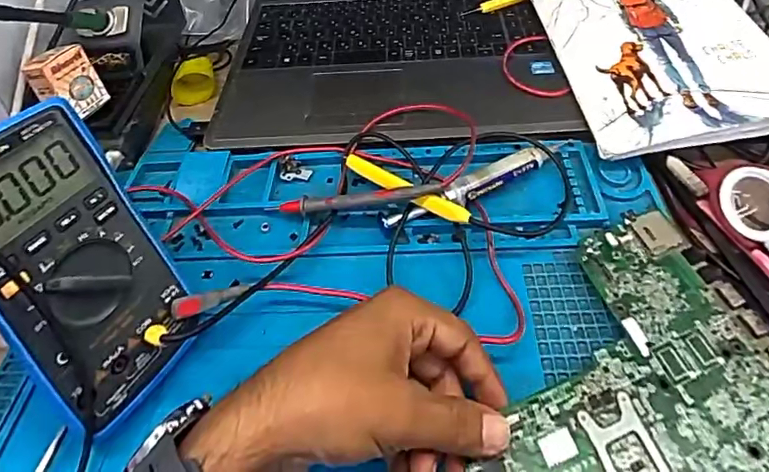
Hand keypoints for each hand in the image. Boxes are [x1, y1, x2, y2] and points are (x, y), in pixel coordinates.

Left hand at [179, 287, 510, 471]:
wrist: (267, 424)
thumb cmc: (336, 398)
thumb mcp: (403, 413)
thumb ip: (455, 424)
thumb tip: (499, 432)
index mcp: (404, 313)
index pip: (462, 339)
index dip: (484, 379)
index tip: (500, 420)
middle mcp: (391, 329)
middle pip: (442, 374)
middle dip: (450, 422)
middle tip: (459, 462)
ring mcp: (373, 358)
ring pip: (420, 398)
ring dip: (429, 438)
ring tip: (423, 470)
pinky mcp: (357, 388)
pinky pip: (397, 410)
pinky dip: (407, 439)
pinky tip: (404, 467)